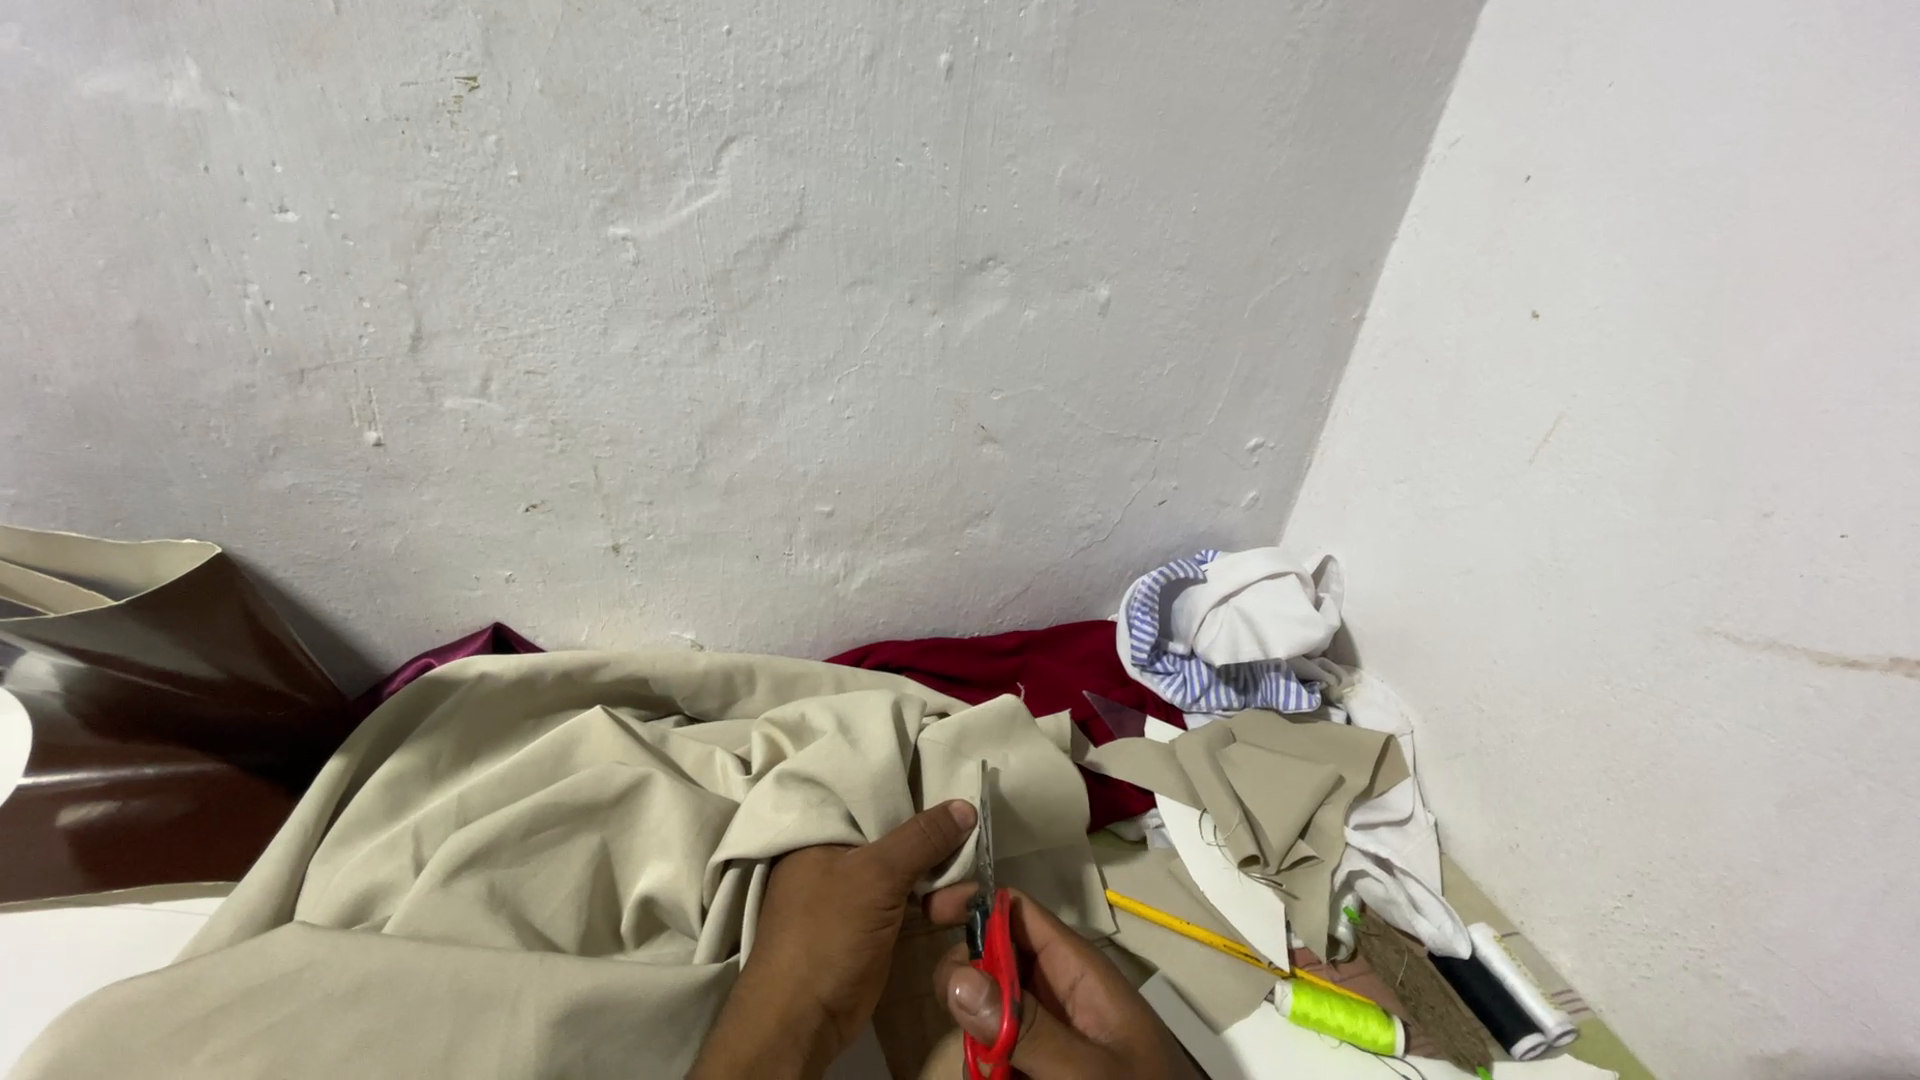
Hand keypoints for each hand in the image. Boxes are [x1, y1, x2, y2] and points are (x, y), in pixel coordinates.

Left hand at [689, 800, 977, 1079]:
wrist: (802, 1020)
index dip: (909, 785)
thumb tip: (966, 805)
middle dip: (934, 836)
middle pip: (892, 829)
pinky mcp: (870, 921)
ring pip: (905, 865)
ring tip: (968, 886)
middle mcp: (833, 852)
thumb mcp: (875, 876)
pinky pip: (907, 895)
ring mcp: (852, 889)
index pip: (868, 792)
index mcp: (818, 830)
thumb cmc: (827, 932)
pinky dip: (932, 896)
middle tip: (972, 837)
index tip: (952, 779)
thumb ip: (921, 838)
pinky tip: (958, 902)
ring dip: (940, 873)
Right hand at [926, 887, 1202, 1079]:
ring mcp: (1049, 1028)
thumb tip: (955, 974)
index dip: (973, 904)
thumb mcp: (1090, 1069)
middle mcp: (1058, 989)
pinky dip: (988, 1069)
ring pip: (989, 1011)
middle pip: (993, 961)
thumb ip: (1026, 1026)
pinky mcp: (1042, 1062)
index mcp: (1077, 967)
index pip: (1016, 910)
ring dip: (976, 1042)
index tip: (929, 917)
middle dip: (967, 988)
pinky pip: (999, 1051)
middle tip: (963, 1030)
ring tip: (987, 1076)